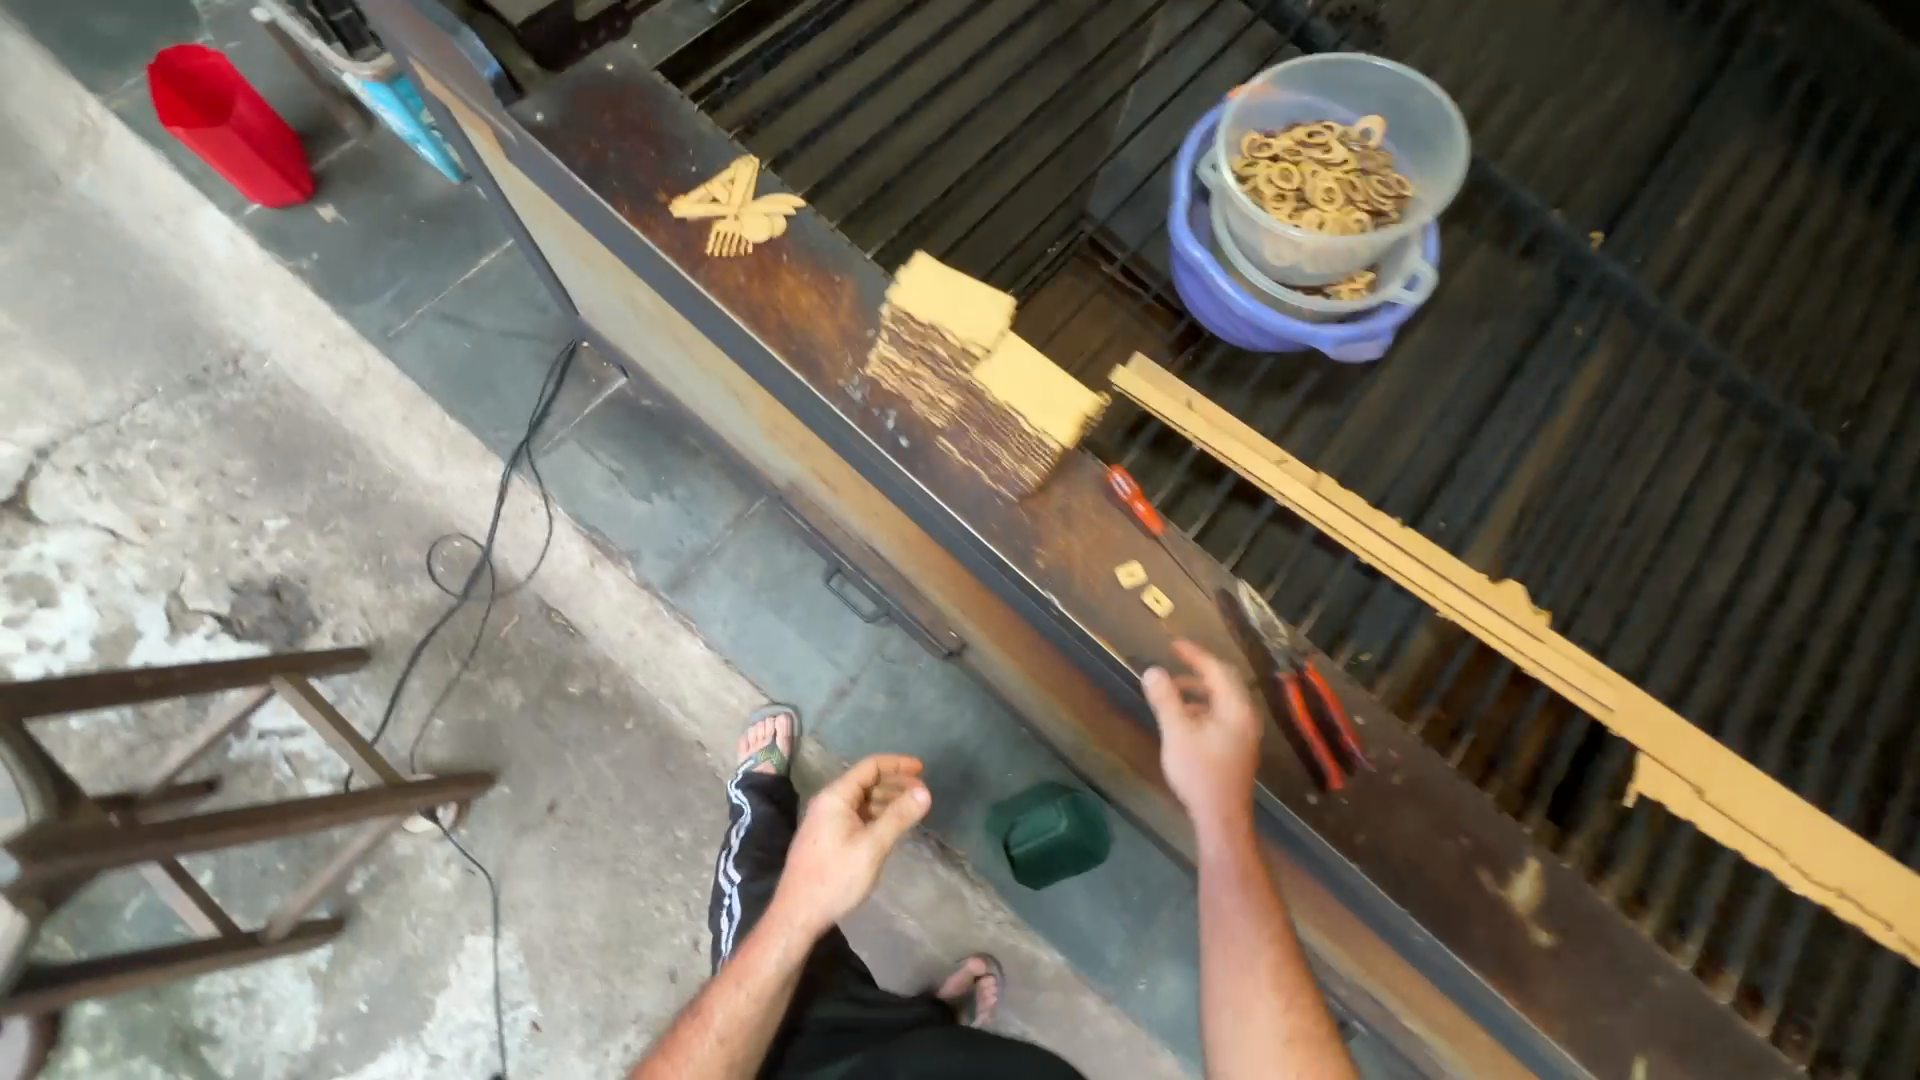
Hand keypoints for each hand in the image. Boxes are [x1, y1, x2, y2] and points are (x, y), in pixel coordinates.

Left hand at [770, 755, 930, 937]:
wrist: (797, 914)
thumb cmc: (835, 877)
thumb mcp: (872, 847)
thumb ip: (898, 817)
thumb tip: (925, 793)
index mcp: (836, 796)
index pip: (870, 767)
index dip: (898, 765)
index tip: (922, 770)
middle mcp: (829, 802)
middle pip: (867, 781)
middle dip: (896, 784)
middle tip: (922, 795)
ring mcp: (826, 820)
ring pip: (862, 800)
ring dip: (887, 800)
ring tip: (911, 810)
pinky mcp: (827, 836)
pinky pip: (856, 815)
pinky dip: (876, 815)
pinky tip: (890, 827)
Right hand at [1142, 640, 1260, 839]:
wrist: (1221, 817)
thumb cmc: (1200, 773)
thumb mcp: (1177, 733)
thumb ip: (1165, 700)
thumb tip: (1152, 671)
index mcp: (1235, 708)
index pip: (1217, 670)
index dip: (1195, 654)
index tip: (1173, 645)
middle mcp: (1245, 716)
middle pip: (1224, 681)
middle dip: (1198, 669)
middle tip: (1175, 660)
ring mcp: (1244, 733)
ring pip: (1222, 699)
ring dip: (1198, 689)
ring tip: (1173, 690)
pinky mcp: (1238, 746)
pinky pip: (1221, 714)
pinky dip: (1202, 707)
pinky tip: (1184, 718)